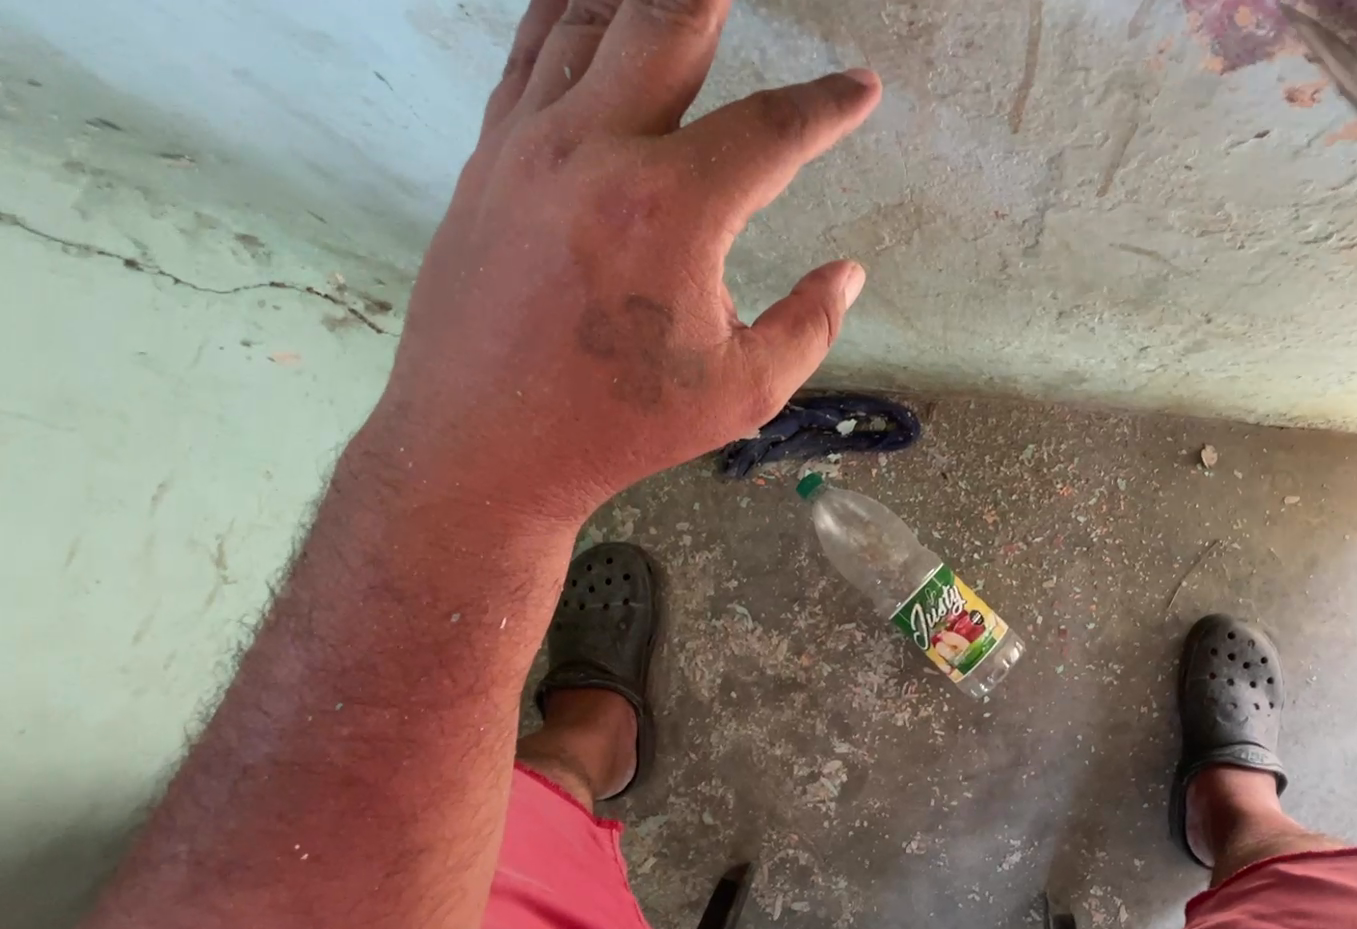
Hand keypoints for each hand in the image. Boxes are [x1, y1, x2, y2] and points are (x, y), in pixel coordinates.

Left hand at [362, 0, 879, 525]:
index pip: (771, 131)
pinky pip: (529, 55)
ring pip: (588, 21)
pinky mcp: (488, 161)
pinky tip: (587, 6)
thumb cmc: (621, 425)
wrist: (484, 445)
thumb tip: (848, 275)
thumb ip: (811, 326)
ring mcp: (529, 146)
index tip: (861, 88)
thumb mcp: (744, 392)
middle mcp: (596, 153)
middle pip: (666, 21)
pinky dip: (567, 14)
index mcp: (672, 210)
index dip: (828, 106)